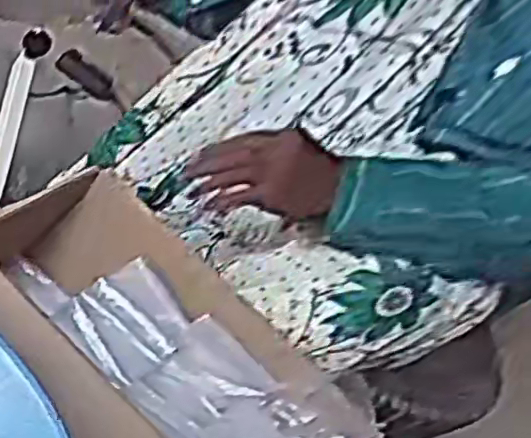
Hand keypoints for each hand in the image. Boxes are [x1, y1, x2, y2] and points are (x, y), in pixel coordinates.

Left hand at [184, 129, 342, 218]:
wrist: (344, 186)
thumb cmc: (321, 171)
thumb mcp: (298, 151)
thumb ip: (270, 153)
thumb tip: (239, 162)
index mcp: (284, 138)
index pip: (243, 140)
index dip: (217, 148)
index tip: (199, 154)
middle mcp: (276, 152)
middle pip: (231, 157)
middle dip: (205, 165)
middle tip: (186, 172)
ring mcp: (272, 173)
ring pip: (229, 176)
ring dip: (207, 185)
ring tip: (192, 191)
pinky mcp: (269, 193)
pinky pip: (235, 197)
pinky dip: (219, 202)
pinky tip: (208, 206)